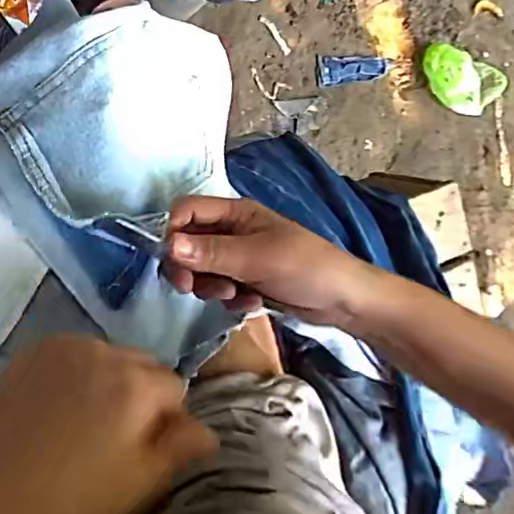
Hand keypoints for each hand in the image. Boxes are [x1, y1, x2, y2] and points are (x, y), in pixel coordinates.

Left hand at [0, 335, 215, 513]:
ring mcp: (64, 346)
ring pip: (109, 357)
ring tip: (83, 423)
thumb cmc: (69, 501)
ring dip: (110, 381)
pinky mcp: (33, 351)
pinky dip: (77, 373)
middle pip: (144, 365)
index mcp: (136, 383)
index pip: (176, 386)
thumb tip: (207, 428)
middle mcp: (104, 350)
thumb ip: (181, 447)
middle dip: (141, 393)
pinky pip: (75, 355)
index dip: (167, 419)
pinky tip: (57, 409)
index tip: (145, 448)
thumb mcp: (138, 483)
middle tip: (116, 437)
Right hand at [161, 196, 381, 325]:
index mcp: (235, 213)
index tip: (175, 261)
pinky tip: (250, 303)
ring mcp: (238, 257)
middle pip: (187, 243)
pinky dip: (229, 299)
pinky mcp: (245, 281)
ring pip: (200, 269)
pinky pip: (219, 288)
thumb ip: (212, 253)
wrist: (344, 301)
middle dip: (189, 267)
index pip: (186, 210)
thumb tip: (169, 246)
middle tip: (192, 288)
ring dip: (210, 286)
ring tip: (235, 296)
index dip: (173, 232)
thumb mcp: (256, 258)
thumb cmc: (304, 267)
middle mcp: (231, 231)